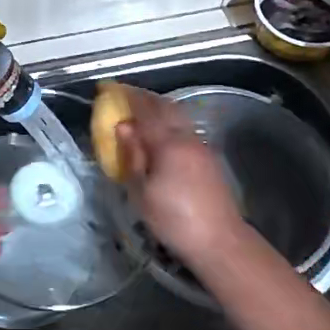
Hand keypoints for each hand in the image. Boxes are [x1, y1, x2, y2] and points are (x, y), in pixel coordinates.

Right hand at [114, 88, 252, 263]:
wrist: (220, 242)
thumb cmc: (173, 218)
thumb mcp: (141, 190)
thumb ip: (133, 155)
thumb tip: (124, 127)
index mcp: (168, 144)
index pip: (145, 110)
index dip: (127, 96)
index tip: (110, 88)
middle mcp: (188, 139)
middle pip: (166, 108)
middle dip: (145, 97)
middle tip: (125, 95)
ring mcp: (202, 148)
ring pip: (179, 117)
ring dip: (159, 109)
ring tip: (140, 112)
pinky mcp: (209, 160)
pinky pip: (185, 130)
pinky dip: (169, 123)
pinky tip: (160, 134)